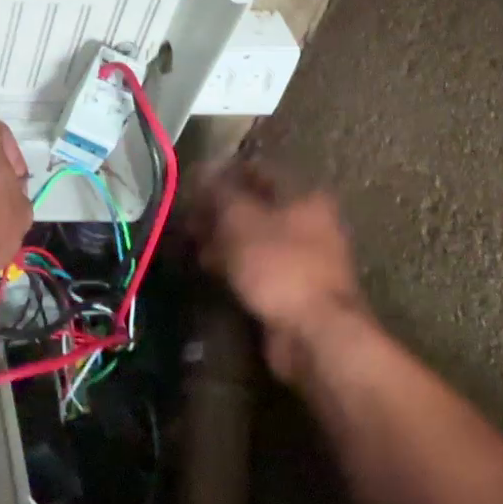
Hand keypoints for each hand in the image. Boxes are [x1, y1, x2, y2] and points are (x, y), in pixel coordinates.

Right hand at [193, 162, 367, 378]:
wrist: (314, 333)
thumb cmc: (279, 265)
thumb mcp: (241, 219)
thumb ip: (220, 192)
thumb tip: (205, 170)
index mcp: (304, 196)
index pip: (258, 170)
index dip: (223, 173)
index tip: (192, 183)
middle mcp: (309, 222)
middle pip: (256, 206)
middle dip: (219, 210)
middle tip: (188, 217)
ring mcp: (302, 257)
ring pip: (253, 238)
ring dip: (223, 239)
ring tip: (192, 243)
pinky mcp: (291, 287)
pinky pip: (256, 266)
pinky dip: (234, 264)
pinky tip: (210, 268)